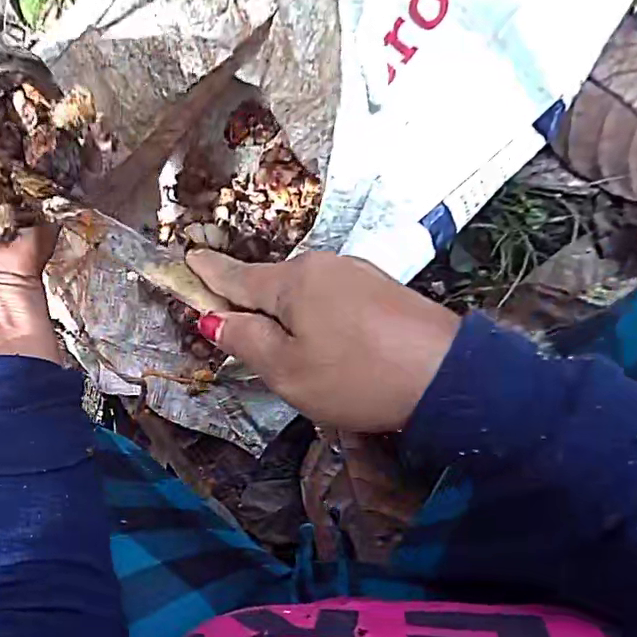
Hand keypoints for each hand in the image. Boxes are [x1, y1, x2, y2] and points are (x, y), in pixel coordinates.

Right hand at [186, 250, 459, 432]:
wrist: (447, 377)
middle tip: (239, 334)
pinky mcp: (382, 291)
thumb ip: (246, 340)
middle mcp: (324, 266)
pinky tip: (328, 344)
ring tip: (290, 352)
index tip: (189, 259)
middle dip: (252, 304)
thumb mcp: (288, 370)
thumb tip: (214, 318)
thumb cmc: (357, 377)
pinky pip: (332, 300)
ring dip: (288, 316)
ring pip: (305, 294)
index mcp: (294, 281)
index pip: (237, 276)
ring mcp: (358, 275)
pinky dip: (317, 318)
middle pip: (273, 285)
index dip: (209, 274)